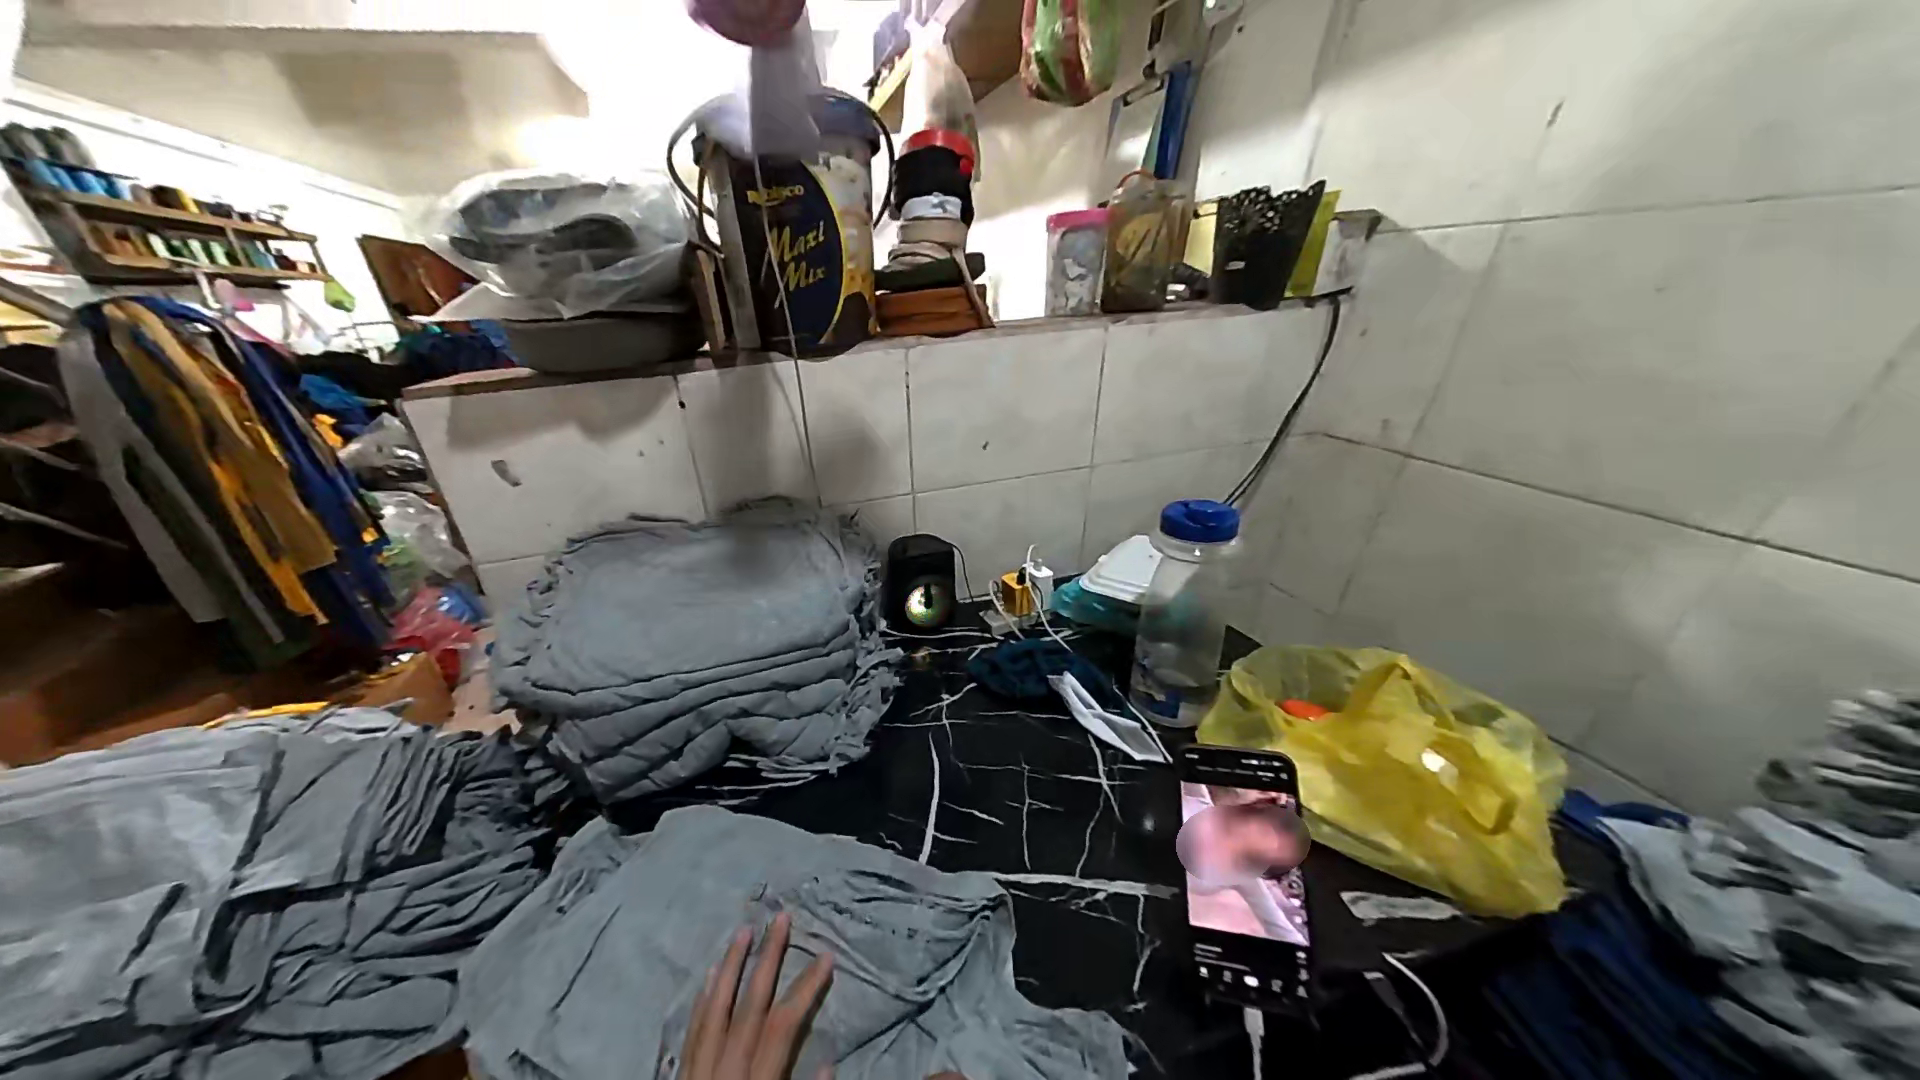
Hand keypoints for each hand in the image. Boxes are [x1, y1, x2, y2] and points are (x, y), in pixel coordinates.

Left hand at [679, 912, 833, 1079]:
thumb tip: (828, 1062)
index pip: (784, 1024)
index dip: (806, 988)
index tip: (827, 955)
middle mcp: (725, 1068)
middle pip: (750, 1005)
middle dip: (768, 958)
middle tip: (781, 918)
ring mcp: (698, 1070)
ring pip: (716, 1009)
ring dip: (731, 966)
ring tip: (744, 930)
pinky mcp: (680, 1074)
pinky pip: (691, 1032)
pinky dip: (702, 1000)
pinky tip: (710, 972)